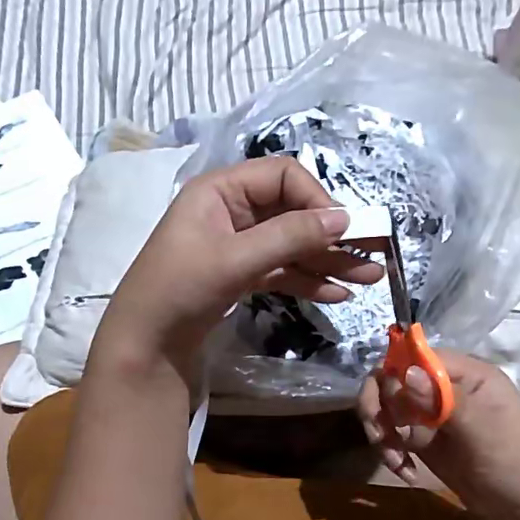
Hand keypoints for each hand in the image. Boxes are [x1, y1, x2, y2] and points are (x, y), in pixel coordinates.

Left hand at [97, 156, 384, 367]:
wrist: (144, 343)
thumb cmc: (180, 288)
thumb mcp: (235, 259)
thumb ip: (289, 236)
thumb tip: (343, 217)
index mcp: (220, 190)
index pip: (282, 176)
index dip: (316, 198)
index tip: (344, 228)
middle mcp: (230, 211)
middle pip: (292, 212)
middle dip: (331, 234)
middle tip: (374, 253)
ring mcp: (235, 245)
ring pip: (290, 245)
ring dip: (327, 260)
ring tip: (368, 278)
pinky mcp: (238, 275)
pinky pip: (280, 270)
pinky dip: (306, 281)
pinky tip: (336, 295)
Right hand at [358, 350, 519, 519]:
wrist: (519, 511)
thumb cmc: (514, 464)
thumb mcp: (484, 431)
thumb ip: (445, 401)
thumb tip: (407, 373)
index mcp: (467, 375)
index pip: (418, 356)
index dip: (396, 375)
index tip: (393, 407)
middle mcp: (444, 386)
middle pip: (392, 377)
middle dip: (380, 406)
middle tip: (382, 435)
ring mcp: (430, 411)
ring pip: (385, 405)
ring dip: (381, 431)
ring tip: (394, 459)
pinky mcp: (419, 436)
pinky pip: (389, 432)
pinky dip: (389, 450)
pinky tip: (404, 471)